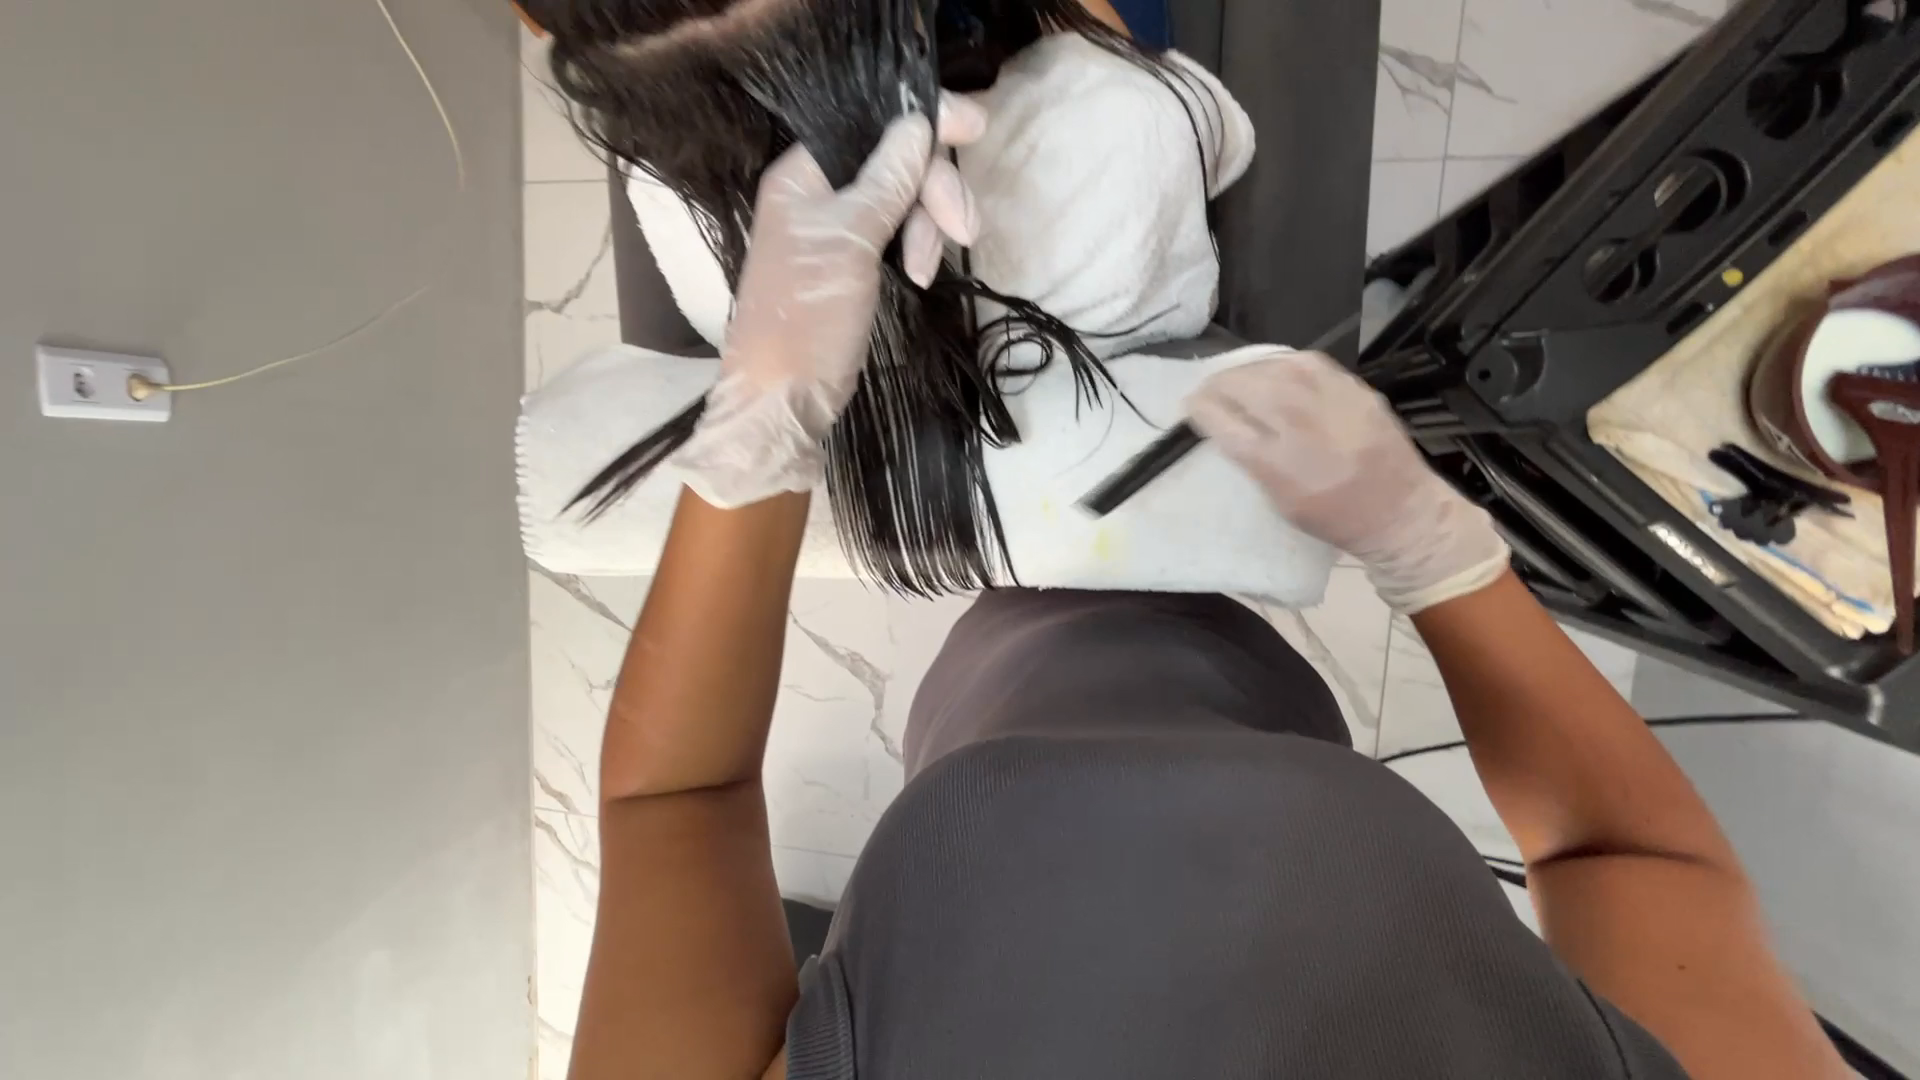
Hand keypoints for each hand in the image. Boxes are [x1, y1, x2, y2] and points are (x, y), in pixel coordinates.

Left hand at [673, 95, 988, 508]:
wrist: (785, 399)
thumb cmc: (807, 318)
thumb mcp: (849, 244)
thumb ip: (885, 183)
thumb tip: (916, 124)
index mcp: (805, 176)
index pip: (870, 125)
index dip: (923, 122)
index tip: (975, 127)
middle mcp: (822, 195)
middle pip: (895, 165)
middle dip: (933, 193)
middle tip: (965, 230)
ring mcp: (840, 232)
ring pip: (903, 204)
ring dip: (928, 229)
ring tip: (928, 272)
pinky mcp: (857, 265)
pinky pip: (898, 237)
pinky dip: (917, 251)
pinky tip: (922, 276)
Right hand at [1186, 351, 1511, 614]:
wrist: (1401, 512)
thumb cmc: (1332, 518)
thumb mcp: (1279, 502)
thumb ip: (1250, 460)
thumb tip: (1222, 424)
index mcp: (1280, 467)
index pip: (1226, 424)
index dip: (1200, 410)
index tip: (1189, 406)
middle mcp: (1305, 430)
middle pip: (1248, 389)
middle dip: (1218, 384)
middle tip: (1205, 388)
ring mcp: (1335, 405)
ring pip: (1277, 368)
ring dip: (1246, 369)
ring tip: (1233, 377)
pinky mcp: (1357, 391)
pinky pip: (1310, 362)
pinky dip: (1281, 362)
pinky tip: (1270, 369)